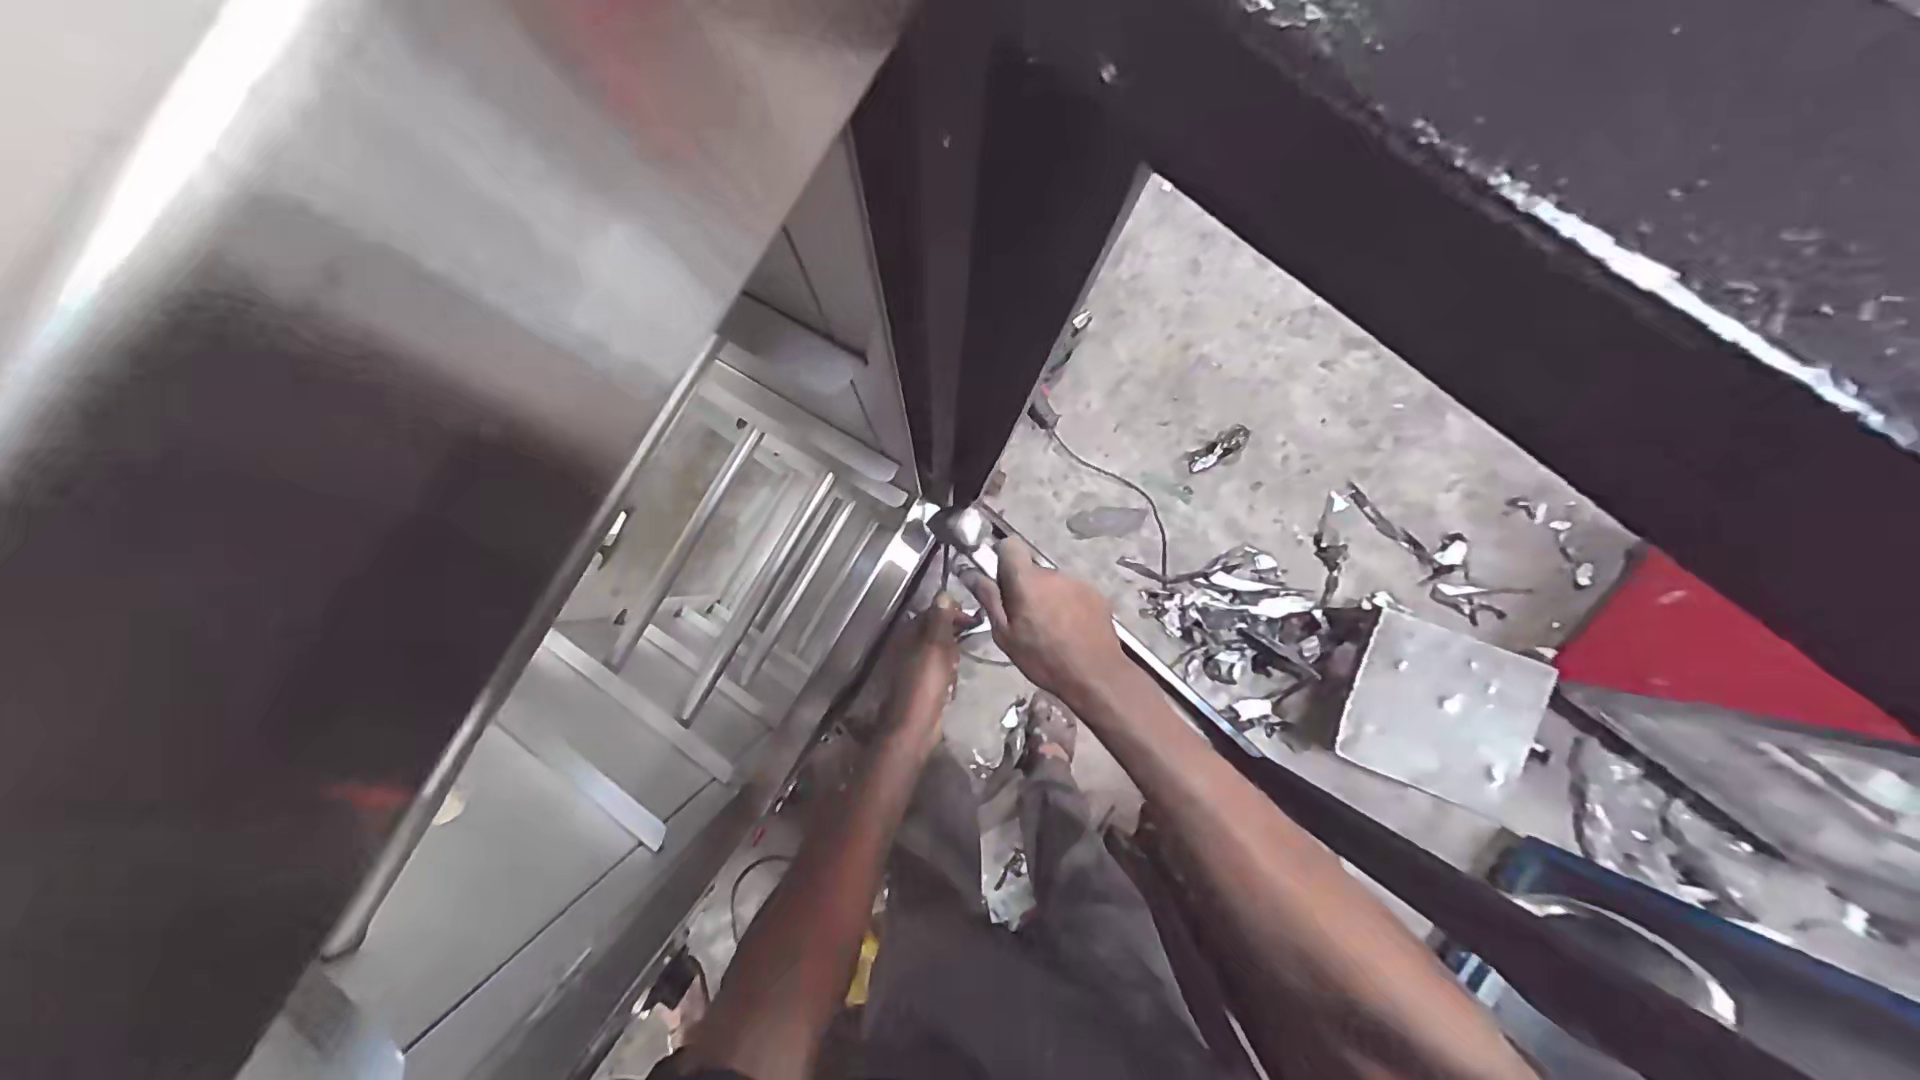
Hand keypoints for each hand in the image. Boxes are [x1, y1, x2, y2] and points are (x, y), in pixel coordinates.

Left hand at [884, 594, 964, 754]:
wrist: (915, 724)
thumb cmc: (926, 682)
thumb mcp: (936, 645)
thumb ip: (940, 620)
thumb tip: (943, 594)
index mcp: (909, 634)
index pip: (932, 612)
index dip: (952, 612)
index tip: (972, 618)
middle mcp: (908, 647)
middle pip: (935, 631)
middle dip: (953, 635)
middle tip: (968, 640)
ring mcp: (914, 667)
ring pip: (939, 652)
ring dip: (952, 655)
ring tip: (958, 664)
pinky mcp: (922, 685)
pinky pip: (939, 671)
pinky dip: (948, 673)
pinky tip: (953, 682)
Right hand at [961, 538, 1126, 709]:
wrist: (1096, 675)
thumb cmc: (1044, 659)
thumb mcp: (1005, 635)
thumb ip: (988, 598)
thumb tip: (969, 573)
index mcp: (1026, 580)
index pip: (1010, 545)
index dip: (1002, 557)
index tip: (1000, 580)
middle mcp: (1052, 573)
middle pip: (1031, 569)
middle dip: (1024, 587)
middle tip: (1023, 619)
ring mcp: (1077, 582)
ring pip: (1051, 582)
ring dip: (1046, 597)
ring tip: (1049, 628)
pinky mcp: (1095, 593)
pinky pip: (1071, 592)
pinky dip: (1066, 604)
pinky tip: (1069, 629)